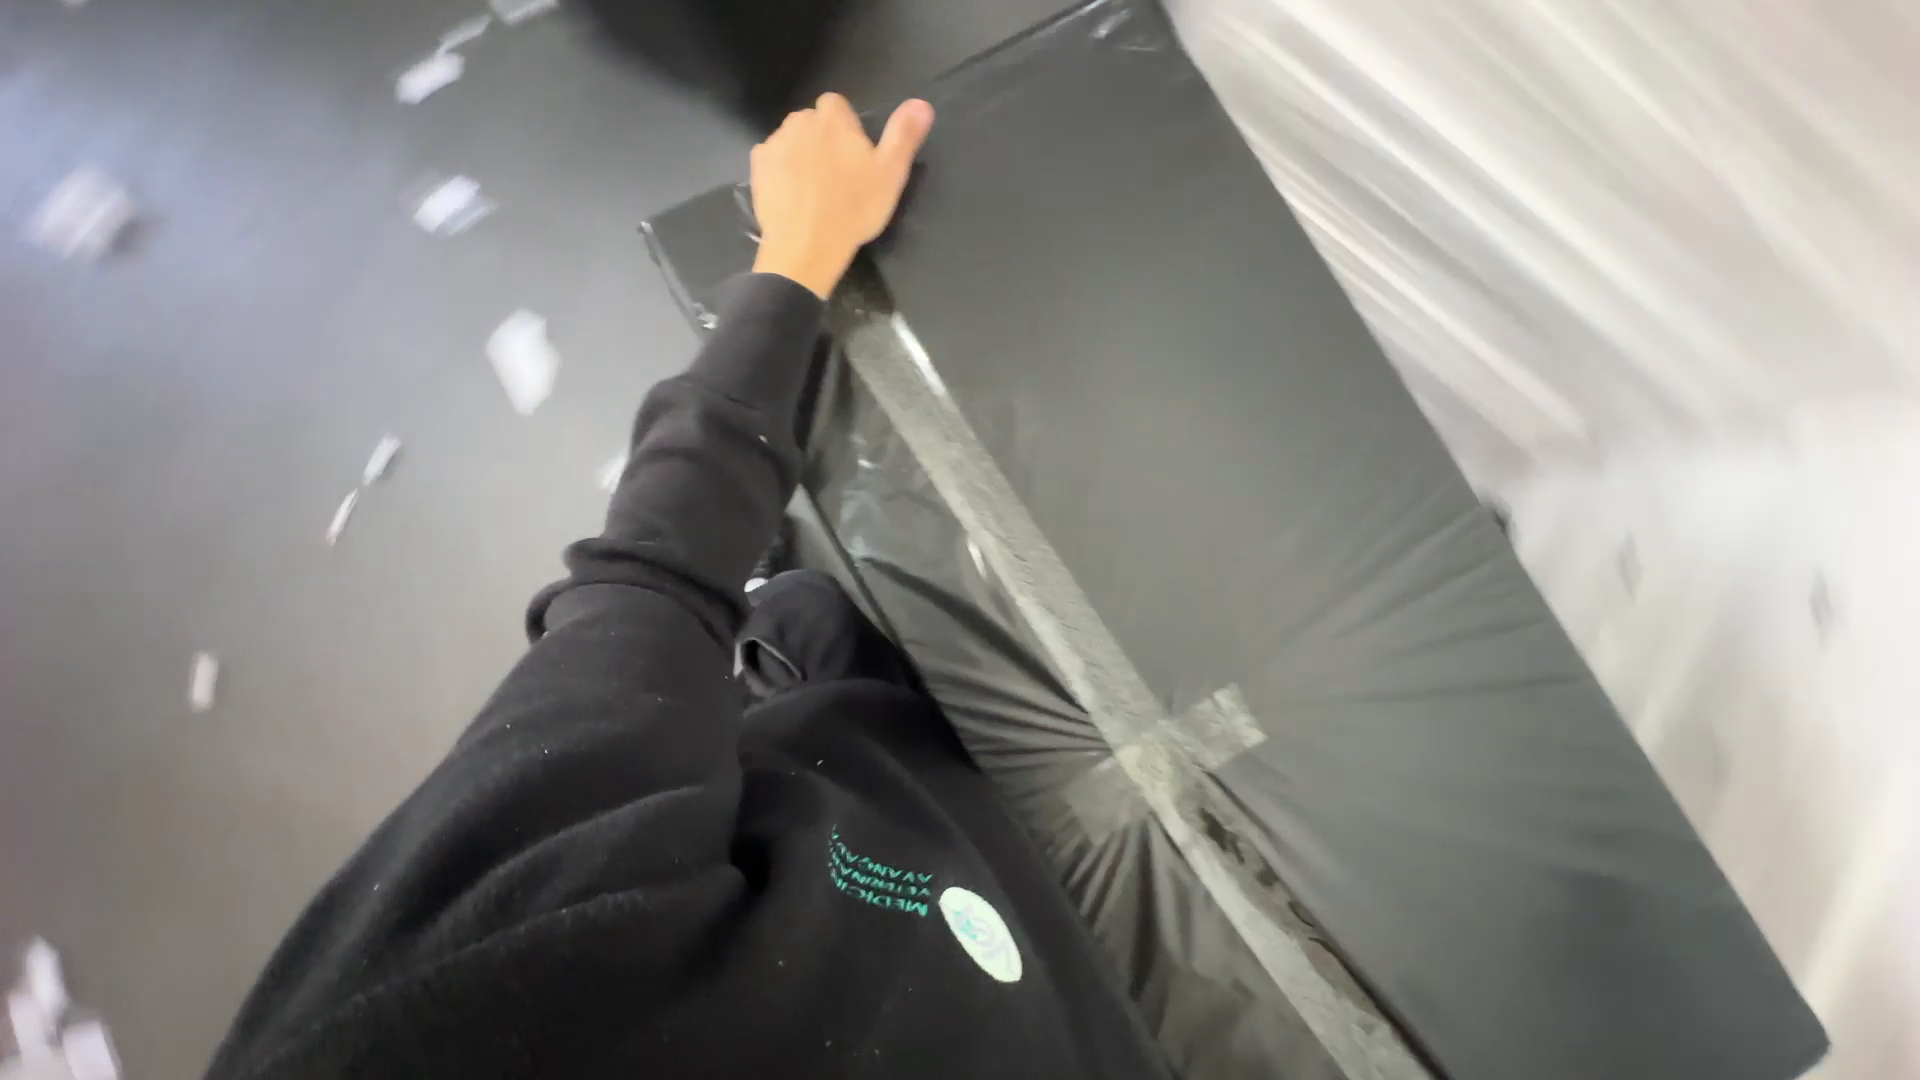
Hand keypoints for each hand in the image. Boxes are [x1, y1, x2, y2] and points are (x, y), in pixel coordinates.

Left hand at [749, 93, 934, 299]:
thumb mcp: (890, 175)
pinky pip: (771, 160)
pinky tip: (792, 197)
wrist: (807, 246)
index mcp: (833, 119)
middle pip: (811, 122)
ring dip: (800, 155)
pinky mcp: (758, 167)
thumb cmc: (854, 210)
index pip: (837, 105)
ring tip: (813, 191)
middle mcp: (800, 122)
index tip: (853, 157)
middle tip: (836, 178)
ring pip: (791, 140)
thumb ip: (904, 135)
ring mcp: (776, 144)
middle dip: (821, 140)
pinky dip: (780, 172)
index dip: (846, 127)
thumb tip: (923, 103)